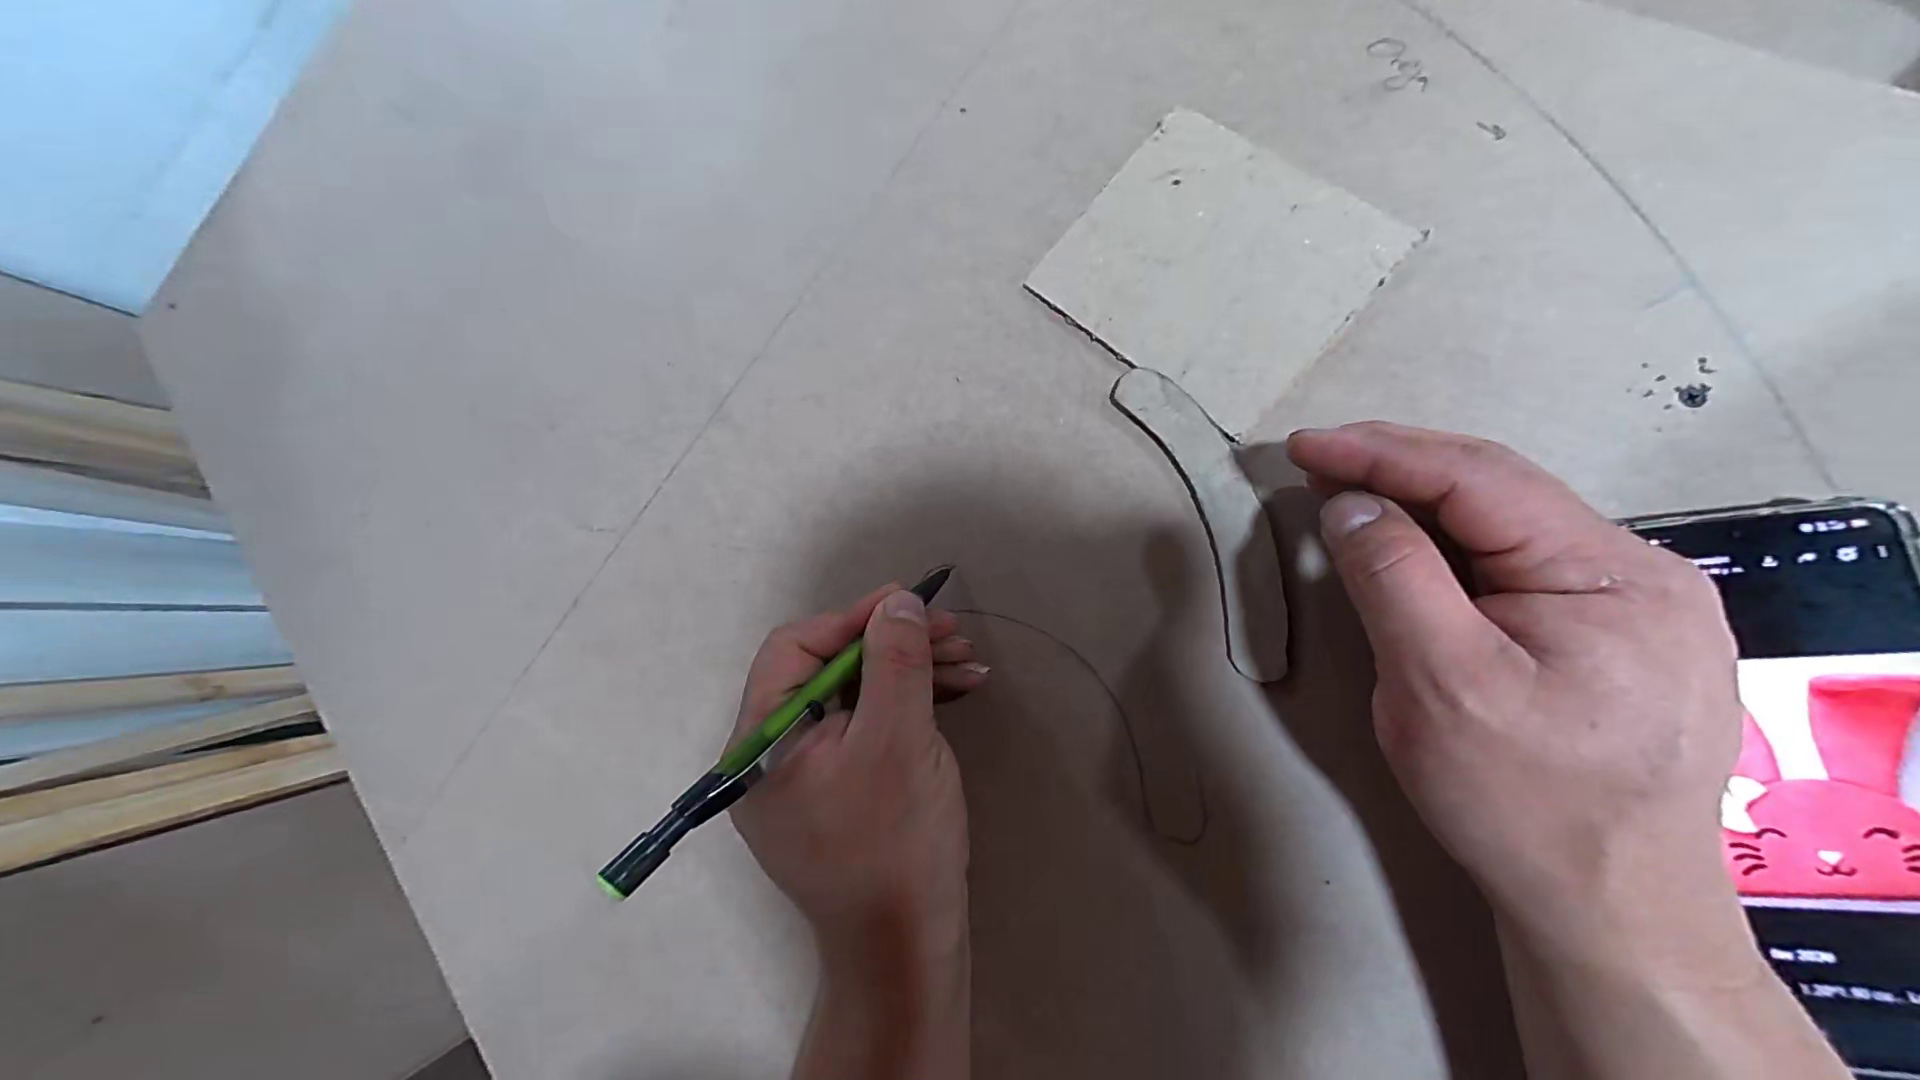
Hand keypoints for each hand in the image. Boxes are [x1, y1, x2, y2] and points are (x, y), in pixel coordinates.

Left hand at [729, 584, 985, 957]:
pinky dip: (910, 704)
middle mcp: (775, 752)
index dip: (851, 618)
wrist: (908, 948)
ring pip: (856, 694)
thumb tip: (897, 600)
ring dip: (910, 670)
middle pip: (829, 669)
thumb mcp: (899, 741)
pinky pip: (869, 725)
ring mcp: (809, 771)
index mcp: (763, 741)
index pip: (795, 650)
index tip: (906, 602)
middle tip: (951, 631)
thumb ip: (895, 663)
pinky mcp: (842, 784)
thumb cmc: (897, 844)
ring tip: (967, 659)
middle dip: (892, 643)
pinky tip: (956, 690)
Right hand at [1286, 423, 1752, 979]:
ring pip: (1499, 524)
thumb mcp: (1437, 682)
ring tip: (1344, 488)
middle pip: (1495, 490)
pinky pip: (1506, 561)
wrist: (1605, 905)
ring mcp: (1625, 601)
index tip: (1303, 444)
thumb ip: (1392, 577)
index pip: (1478, 480)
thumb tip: (1348, 504)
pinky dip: (1439, 541)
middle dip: (1396, 466)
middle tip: (1314, 458)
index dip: (1381, 453)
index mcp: (1610, 574)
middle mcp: (1634, 571)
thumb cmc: (1520, 797)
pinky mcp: (1601, 632)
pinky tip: (1401, 539)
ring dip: (1415, 501)